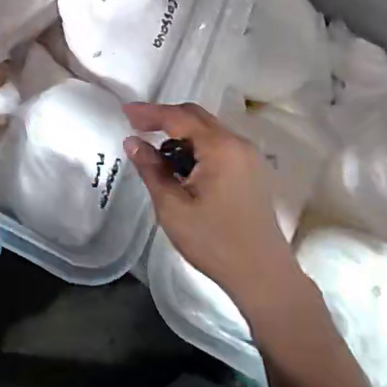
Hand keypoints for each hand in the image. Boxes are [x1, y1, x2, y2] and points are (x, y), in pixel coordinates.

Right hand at [123, 103, 305, 316]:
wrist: (262, 274)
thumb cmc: (214, 241)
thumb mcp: (173, 207)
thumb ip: (152, 170)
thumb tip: (133, 142)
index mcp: (220, 148)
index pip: (179, 118)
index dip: (149, 112)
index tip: (124, 112)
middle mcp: (238, 144)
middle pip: (197, 117)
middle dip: (165, 118)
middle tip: (136, 126)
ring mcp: (249, 157)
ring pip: (209, 131)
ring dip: (181, 133)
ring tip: (155, 150)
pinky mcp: (252, 172)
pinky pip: (220, 146)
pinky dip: (197, 146)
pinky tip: (181, 165)